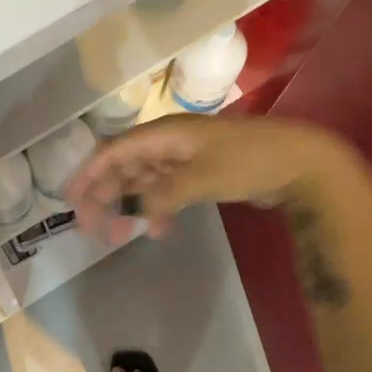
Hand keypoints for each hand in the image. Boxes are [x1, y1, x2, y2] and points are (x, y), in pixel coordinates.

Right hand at [64, 115, 350, 240]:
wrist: (301, 162)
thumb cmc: (250, 161)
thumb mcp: (202, 178)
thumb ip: (162, 195)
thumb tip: (133, 213)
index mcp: (165, 134)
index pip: (114, 151)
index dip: (89, 174)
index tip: (71, 201)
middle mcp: (170, 143)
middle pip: (124, 167)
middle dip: (105, 196)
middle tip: (90, 227)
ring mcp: (185, 159)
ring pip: (143, 182)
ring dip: (129, 206)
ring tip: (117, 236)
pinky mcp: (201, 174)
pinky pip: (166, 191)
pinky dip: (156, 209)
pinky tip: (157, 231)